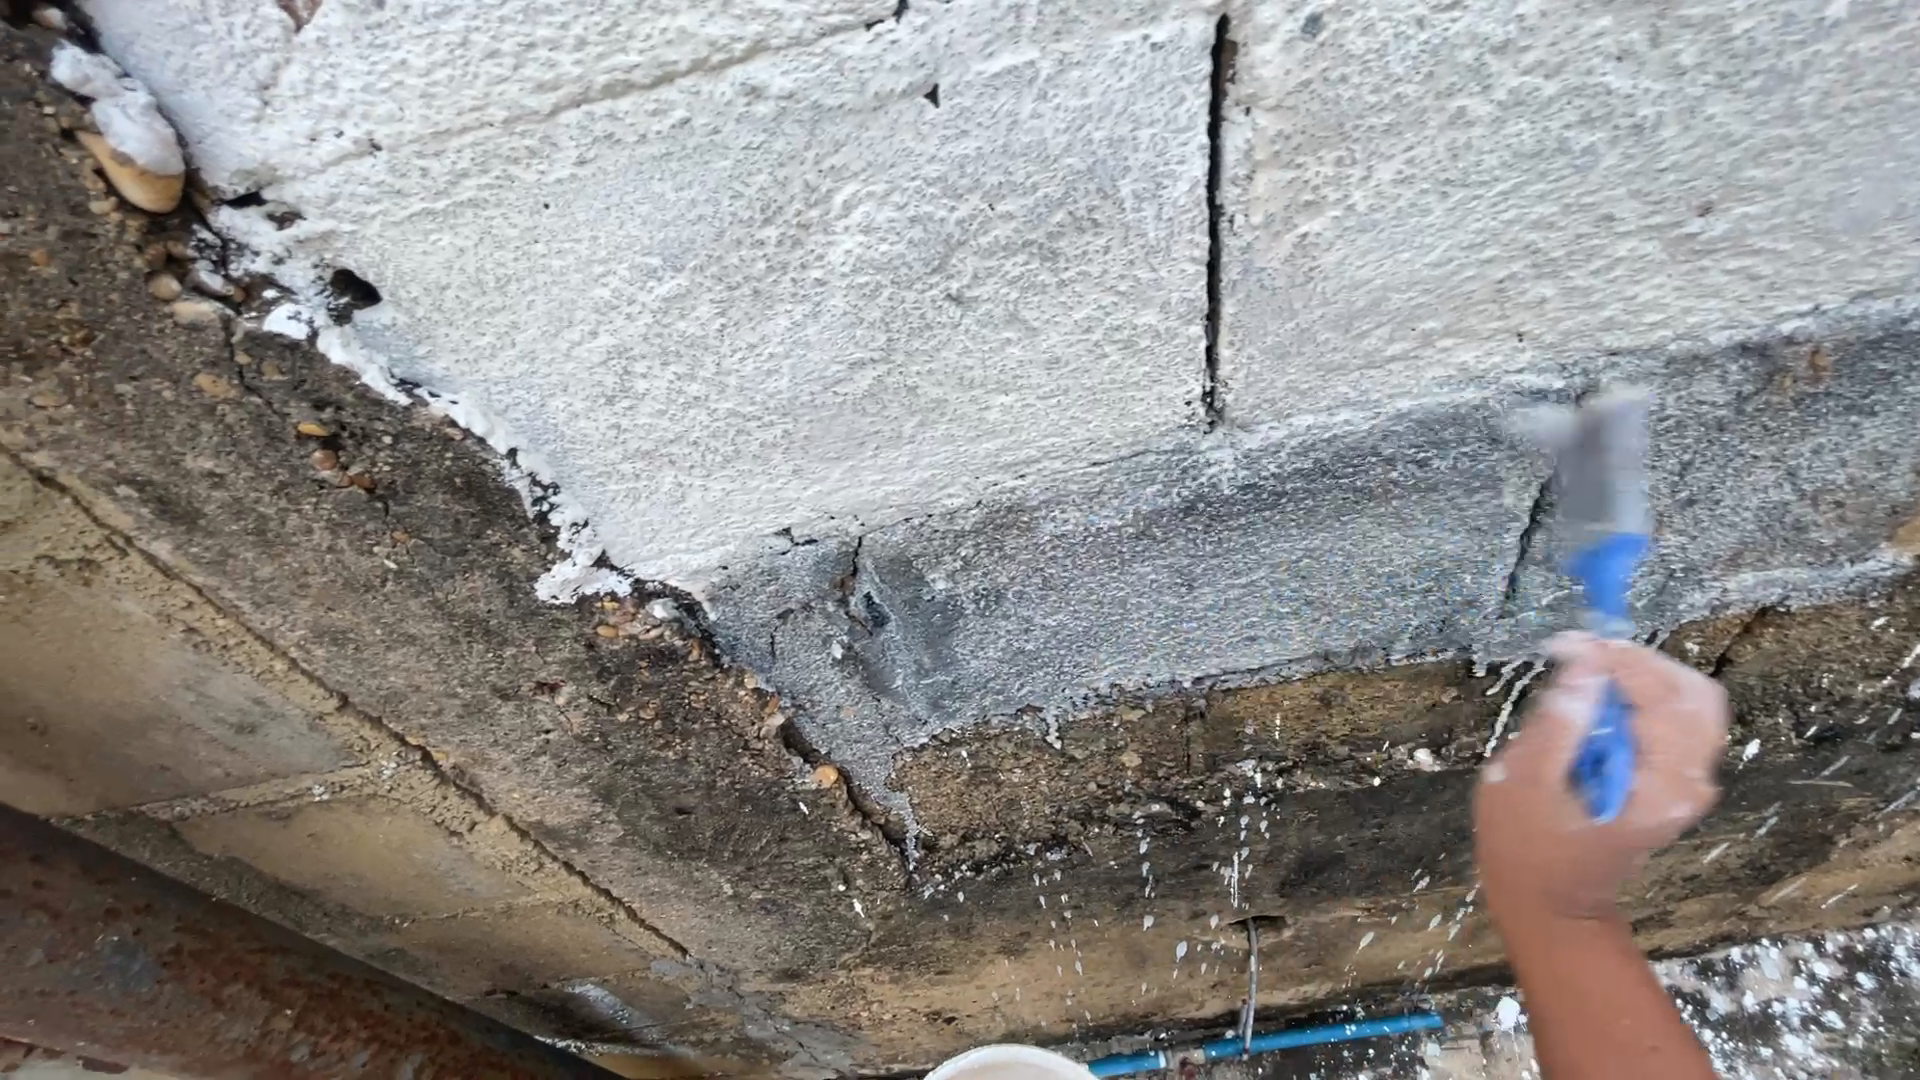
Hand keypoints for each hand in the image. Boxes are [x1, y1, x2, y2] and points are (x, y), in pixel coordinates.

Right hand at [1474, 634, 1729, 925]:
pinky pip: (1669, 723)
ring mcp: (1682, 781)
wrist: (1549, 898)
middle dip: (1639, 662)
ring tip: (1580, 666)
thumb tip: (1582, 664)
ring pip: (1687, 706)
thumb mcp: (1527, 780)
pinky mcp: (1666, 779)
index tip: (1564, 643)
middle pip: (1693, 696)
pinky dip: (1636, 697)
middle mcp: (1689, 781)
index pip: (1664, 699)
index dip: (1618, 660)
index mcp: (1661, 785)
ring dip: (1638, 676)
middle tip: (1579, 650)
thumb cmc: (1527, 842)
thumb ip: (1557, 722)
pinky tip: (1591, 695)